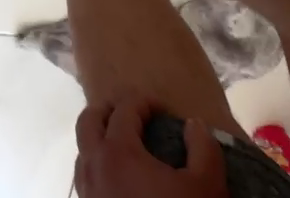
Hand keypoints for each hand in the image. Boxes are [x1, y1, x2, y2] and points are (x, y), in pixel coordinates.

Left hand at [76, 99, 228, 197]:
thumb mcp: (206, 187)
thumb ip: (203, 148)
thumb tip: (192, 124)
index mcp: (117, 151)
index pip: (124, 109)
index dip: (144, 102)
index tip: (164, 109)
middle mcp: (92, 165)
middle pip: (89, 119)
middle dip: (110, 109)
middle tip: (135, 115)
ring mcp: (86, 190)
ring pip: (83, 148)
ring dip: (100, 136)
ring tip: (127, 143)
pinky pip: (85, 175)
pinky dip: (98, 163)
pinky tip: (121, 177)